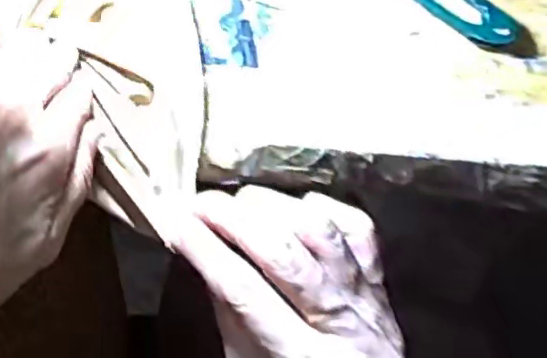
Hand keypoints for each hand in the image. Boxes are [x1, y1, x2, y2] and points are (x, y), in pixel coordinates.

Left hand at [0, 0, 103, 329]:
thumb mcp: (48, 240)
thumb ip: (78, 182)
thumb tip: (96, 132)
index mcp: (50, 149)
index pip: (82, 98)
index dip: (80, 100)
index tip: (73, 102)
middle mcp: (18, 107)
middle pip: (56, 64)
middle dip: (61, 67)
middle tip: (54, 76)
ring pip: (19, 45)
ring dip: (30, 43)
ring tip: (34, 44)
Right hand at [169, 186, 402, 357]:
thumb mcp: (243, 356)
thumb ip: (222, 300)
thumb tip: (188, 239)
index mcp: (305, 357)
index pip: (243, 289)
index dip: (200, 246)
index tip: (168, 217)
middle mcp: (346, 326)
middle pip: (282, 252)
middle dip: (228, 217)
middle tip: (195, 205)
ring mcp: (367, 298)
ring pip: (317, 228)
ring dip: (267, 206)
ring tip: (238, 205)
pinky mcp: (378, 277)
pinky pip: (355, 227)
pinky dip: (317, 208)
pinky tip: (289, 211)